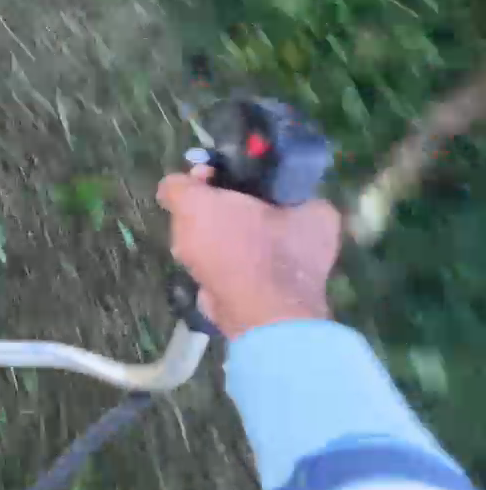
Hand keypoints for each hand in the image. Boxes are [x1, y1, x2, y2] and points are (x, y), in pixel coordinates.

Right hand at [157, 163, 341, 338]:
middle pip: (241, 205)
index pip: (257, 176)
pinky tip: (203, 266)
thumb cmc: (236, 249)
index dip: (220, 175)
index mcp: (310, 205)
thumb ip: (180, 184)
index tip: (197, 184)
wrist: (256, 314)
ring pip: (237, 234)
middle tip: (188, 217)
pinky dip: (218, 262)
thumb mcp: (194, 201)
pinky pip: (240, 261)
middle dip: (208, 212)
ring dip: (208, 238)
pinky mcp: (278, 286)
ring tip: (192, 247)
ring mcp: (298, 263)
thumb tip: (177, 187)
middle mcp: (313, 233)